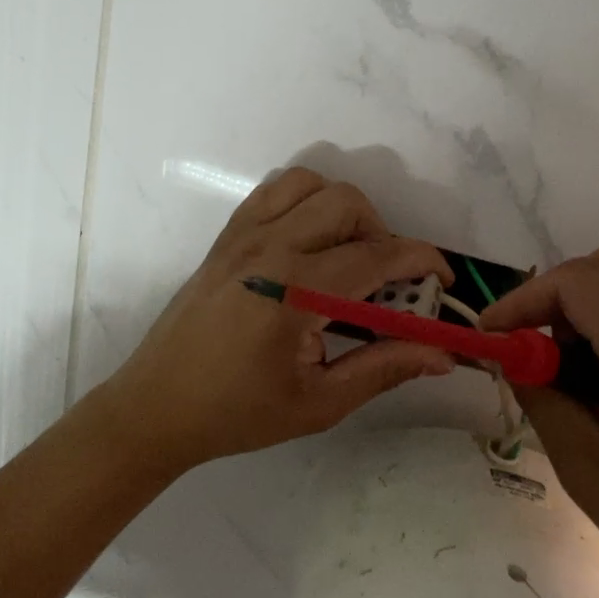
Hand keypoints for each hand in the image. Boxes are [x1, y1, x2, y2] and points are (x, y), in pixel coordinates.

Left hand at [89, 168, 455, 475]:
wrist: (156, 407)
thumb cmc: (237, 413)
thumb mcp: (318, 402)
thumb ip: (383, 369)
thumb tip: (441, 353)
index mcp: (294, 291)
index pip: (376, 255)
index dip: (421, 261)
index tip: (442, 281)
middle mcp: (268, 248)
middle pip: (346, 203)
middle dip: (383, 233)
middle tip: (387, 281)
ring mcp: (241, 237)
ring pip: (308, 184)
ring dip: (342, 210)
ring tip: (347, 256)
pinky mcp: (224, 239)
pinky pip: (272, 193)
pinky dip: (304, 202)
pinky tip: (308, 247)